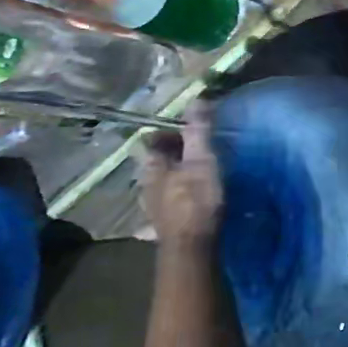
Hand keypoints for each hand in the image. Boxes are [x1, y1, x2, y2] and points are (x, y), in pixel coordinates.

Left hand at [139, 100, 224, 240]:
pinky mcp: (164, 223)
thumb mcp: (201, 160)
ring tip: (200, 171)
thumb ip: (198, 131)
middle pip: (158, 160)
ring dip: (177, 174)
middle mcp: (146, 183)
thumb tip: (197, 97)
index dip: (170, 131)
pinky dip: (178, 194)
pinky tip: (190, 198)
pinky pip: (169, 200)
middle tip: (200, 148)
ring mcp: (153, 206)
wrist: (191, 249)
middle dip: (175, 152)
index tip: (192, 129)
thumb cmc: (196, 199)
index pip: (153, 139)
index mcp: (152, 165)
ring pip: (163, 181)